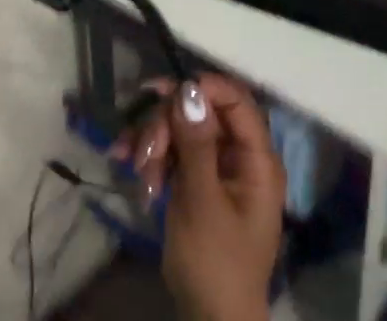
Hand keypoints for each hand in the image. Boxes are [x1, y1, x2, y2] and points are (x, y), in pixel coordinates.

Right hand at [115, 75, 285, 320]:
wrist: (209, 314)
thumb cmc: (215, 261)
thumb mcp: (202, 201)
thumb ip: (196, 143)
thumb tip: (189, 89)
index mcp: (256, 161)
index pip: (236, 101)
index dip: (201, 89)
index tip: (162, 93)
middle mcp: (238, 157)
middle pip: (199, 112)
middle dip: (165, 125)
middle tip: (143, 151)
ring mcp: (214, 167)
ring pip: (178, 128)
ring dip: (152, 142)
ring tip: (137, 170)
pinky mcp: (193, 179)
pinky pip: (169, 150)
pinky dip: (148, 156)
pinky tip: (129, 168)